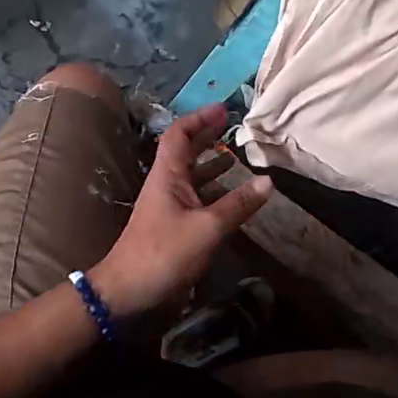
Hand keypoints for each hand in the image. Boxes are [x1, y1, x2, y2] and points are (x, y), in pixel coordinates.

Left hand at [89, 103, 274, 317]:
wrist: (128, 288)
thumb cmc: (164, 252)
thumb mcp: (207, 227)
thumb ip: (238, 204)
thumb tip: (268, 182)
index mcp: (167, 175)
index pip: (178, 135)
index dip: (199, 119)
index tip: (223, 110)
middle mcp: (165, 184)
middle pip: (185, 151)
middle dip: (207, 136)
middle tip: (233, 126)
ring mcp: (167, 204)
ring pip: (191, 175)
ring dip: (211, 163)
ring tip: (236, 155)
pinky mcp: (171, 224)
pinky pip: (194, 197)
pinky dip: (212, 190)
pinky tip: (231, 195)